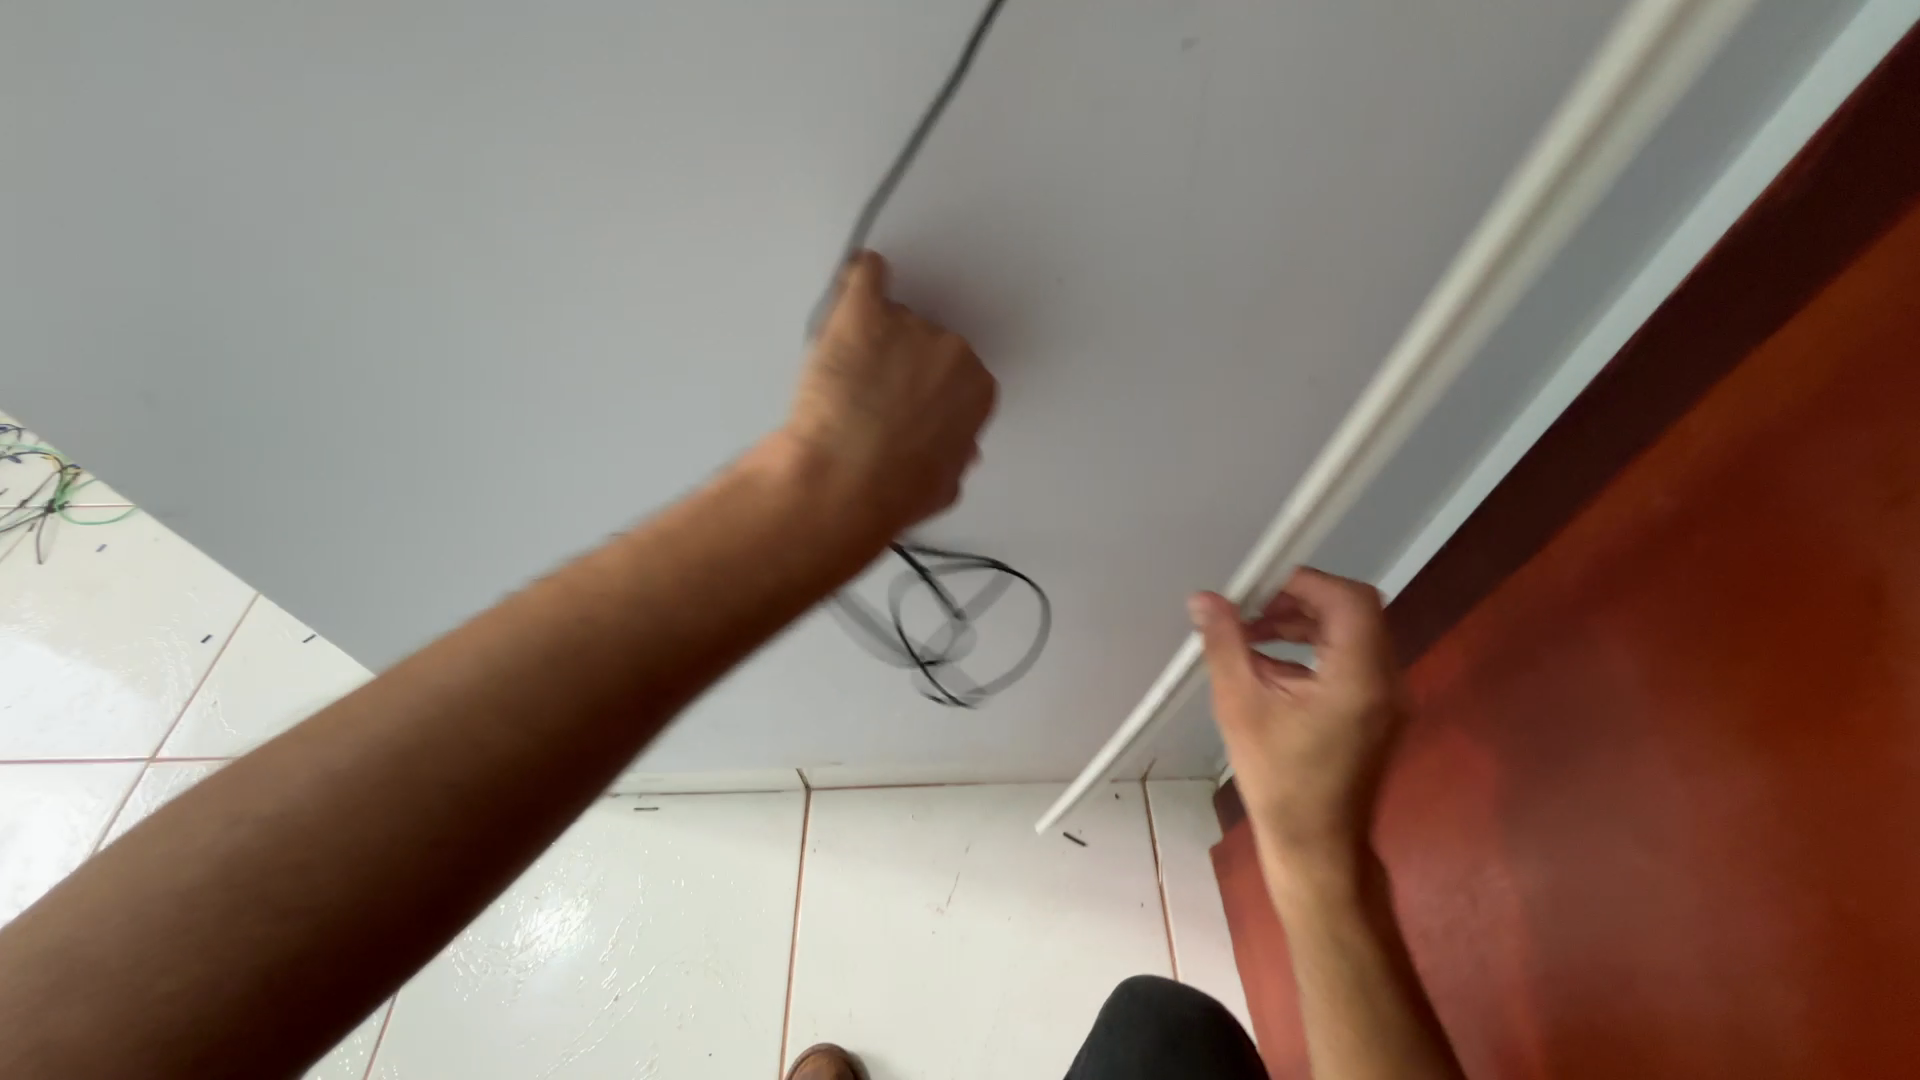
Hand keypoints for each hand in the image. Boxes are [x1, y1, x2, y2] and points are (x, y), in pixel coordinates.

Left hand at [776, 250, 996, 534]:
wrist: (842, 484)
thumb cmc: (893, 492)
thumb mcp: (943, 486)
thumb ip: (954, 455)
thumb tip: (953, 450)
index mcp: (977, 390)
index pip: (956, 374)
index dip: (926, 389)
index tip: (906, 402)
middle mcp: (950, 351)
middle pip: (926, 342)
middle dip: (901, 362)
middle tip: (871, 394)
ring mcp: (907, 327)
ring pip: (891, 319)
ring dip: (873, 339)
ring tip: (842, 377)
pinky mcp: (862, 313)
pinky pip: (865, 276)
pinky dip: (859, 278)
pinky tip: (854, 282)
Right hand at [1190, 568, 1406, 878]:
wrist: (1314, 844)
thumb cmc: (1276, 777)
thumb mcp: (1239, 704)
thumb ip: (1225, 642)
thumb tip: (1205, 598)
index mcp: (1359, 677)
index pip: (1349, 599)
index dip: (1304, 582)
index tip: (1258, 588)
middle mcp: (1385, 680)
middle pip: (1352, 612)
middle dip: (1299, 601)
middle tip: (1250, 610)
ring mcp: (1386, 698)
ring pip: (1351, 635)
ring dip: (1303, 625)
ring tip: (1252, 635)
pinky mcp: (1376, 712)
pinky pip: (1349, 661)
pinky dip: (1312, 650)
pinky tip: (1270, 667)